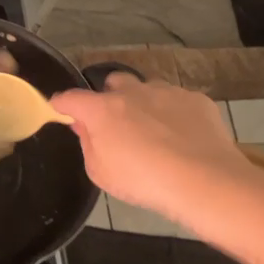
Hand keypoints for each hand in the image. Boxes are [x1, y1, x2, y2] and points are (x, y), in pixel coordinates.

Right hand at [49, 74, 255, 216]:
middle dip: (110, 96)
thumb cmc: (142, 181)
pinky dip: (174, 114)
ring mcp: (167, 92)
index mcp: (102, 110)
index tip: (60, 109)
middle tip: (116, 122)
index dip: (62, 104)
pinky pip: (178, 100)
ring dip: (144, 103)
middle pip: (113, 82)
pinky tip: (183, 137)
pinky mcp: (196, 99)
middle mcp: (133, 92)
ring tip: (155, 131)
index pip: (71, 98)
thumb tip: (84, 127)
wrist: (203, 181)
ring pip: (148, 88)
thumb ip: (88, 144)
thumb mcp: (100, 172)